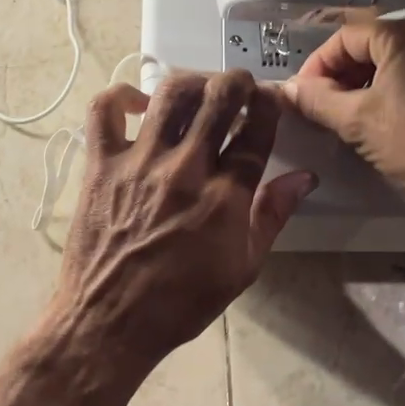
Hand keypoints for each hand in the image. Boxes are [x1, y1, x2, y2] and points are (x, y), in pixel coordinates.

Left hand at [49, 71, 316, 367]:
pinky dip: (121, 96)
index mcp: (225, 196)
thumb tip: (304, 177)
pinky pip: (105, 112)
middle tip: (238, 88)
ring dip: (192, 82)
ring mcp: (139, 162)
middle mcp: (185, 169)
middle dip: (237, 82)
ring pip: (170, 94)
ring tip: (198, 92)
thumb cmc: (181, 302)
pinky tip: (137, 104)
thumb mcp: (242, 268)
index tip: (269, 100)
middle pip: (219, 98)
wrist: (110, 323)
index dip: (268, 104)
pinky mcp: (101, 165)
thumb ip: (273, 216)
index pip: (256, 129)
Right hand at [282, 18, 404, 207]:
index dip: (318, 65)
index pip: (345, 36)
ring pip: (399, 59)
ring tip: (351, 115)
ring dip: (369, 82)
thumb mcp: (357, 121)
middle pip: (373, 43)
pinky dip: (399, 88)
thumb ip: (318, 100)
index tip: (304, 94)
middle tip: (324, 106)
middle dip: (342, 73)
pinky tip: (388, 119)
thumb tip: (291, 91)